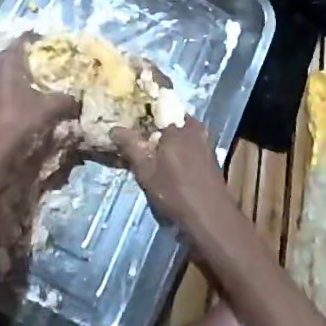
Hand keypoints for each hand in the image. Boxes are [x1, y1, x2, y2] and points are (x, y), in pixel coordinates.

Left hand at [0, 38, 78, 174]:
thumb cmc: (19, 122)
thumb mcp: (49, 109)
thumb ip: (65, 100)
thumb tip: (77, 100)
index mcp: (5, 61)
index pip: (23, 40)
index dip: (37, 41)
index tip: (49, 47)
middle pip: (8, 56)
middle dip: (24, 61)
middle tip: (41, 69)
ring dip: (11, 78)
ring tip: (27, 87)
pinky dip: (1, 92)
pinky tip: (12, 103)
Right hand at [113, 116, 227, 223]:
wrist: (211, 219)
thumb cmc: (176, 191)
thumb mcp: (145, 169)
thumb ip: (130, 145)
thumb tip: (114, 128)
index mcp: (179, 125)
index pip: (157, 106)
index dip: (141, 112)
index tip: (129, 120)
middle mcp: (195, 128)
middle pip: (168, 120)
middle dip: (152, 128)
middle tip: (135, 138)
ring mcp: (204, 143)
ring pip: (177, 134)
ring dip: (163, 141)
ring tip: (147, 153)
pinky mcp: (208, 158)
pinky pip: (186, 146)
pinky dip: (174, 151)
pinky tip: (164, 165)